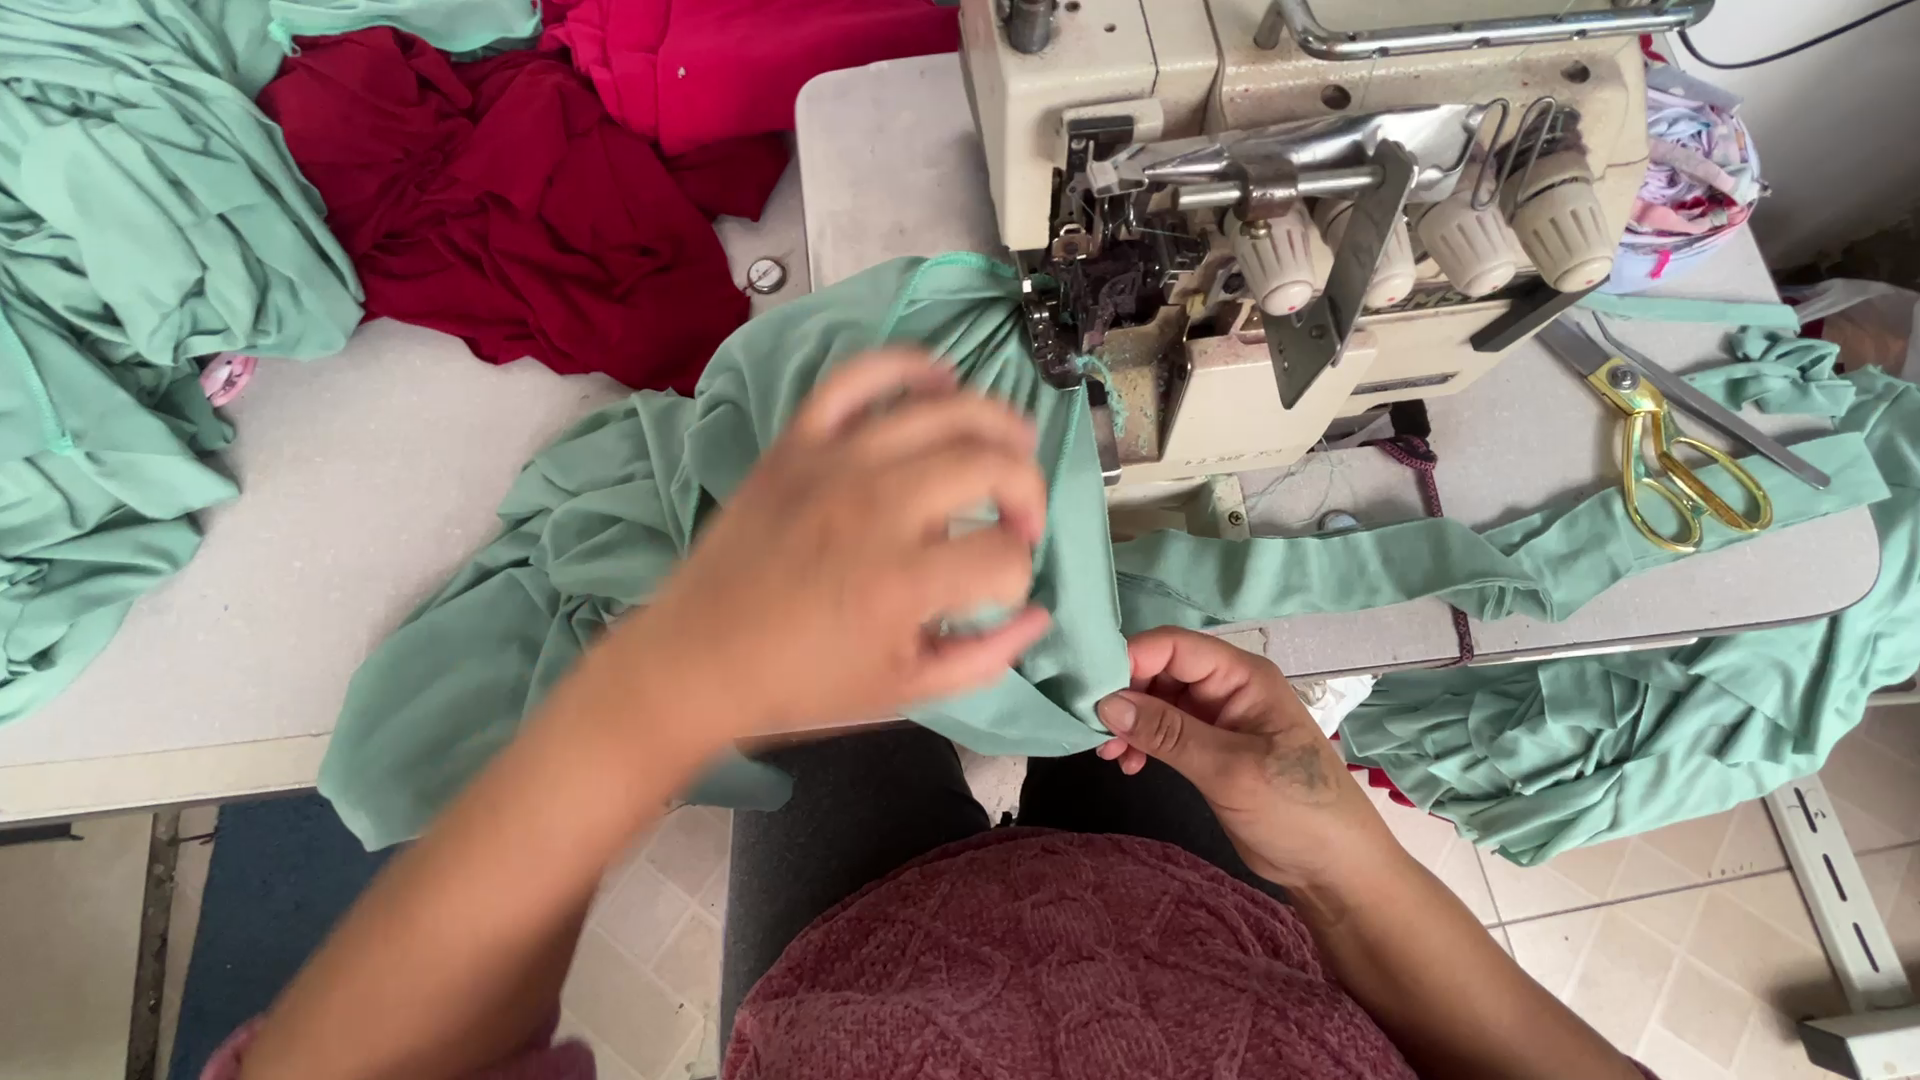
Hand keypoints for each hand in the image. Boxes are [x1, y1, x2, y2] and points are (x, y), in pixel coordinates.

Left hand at [616, 349, 1050, 739]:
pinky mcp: (797, 441)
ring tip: (1013, 446)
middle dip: (1027, 491)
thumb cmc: (801, 685)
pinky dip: (907, 367)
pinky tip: (941, 381)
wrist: (694, 661)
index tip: (1001, 588)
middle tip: (1020, 520)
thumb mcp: (903, 692)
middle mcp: (877, 507)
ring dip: (996, 423)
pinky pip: (859, 377)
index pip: (1005, 555)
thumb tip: (1038, 613)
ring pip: (944, 410)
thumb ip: (984, 657)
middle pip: (991, 464)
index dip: (1019, 571)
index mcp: (903, 582)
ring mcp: (834, 462)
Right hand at [1094, 627, 1400, 888]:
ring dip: (1129, 722)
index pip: (1174, 646)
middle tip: (1094, 730)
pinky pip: (1163, 730)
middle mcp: (1226, 687)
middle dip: (1124, 695)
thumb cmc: (1295, 810)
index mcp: (1241, 676)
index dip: (1130, 658)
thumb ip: (1167, 733)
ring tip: (1110, 755)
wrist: (1335, 871)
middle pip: (1159, 670)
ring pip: (1156, 701)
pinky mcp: (1209, 747)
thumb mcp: (1228, 769)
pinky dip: (1142, 742)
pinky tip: (1129, 765)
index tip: (1089, 689)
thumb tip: (1105, 703)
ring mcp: (1217, 717)